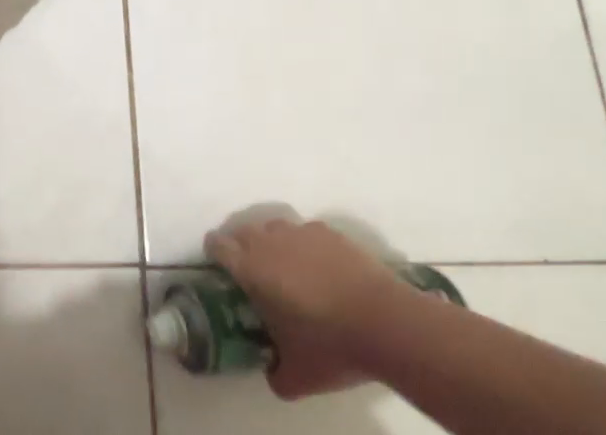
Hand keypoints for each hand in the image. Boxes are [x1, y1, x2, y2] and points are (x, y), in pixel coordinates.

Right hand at [205, 217, 412, 399]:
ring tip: (290, 270)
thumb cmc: (333, 346)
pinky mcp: (333, 234)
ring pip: (275, 228)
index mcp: (251, 269)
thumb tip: (271, 373)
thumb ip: (275, 374)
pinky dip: (308, 246)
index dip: (215, 255)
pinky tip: (324, 270)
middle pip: (243, 231)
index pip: (217, 245)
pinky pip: (308, 233)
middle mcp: (270, 242)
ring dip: (274, 243)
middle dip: (243, 248)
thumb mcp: (298, 376)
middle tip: (256, 276)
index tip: (223, 272)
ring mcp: (302, 233)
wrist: (390, 325)